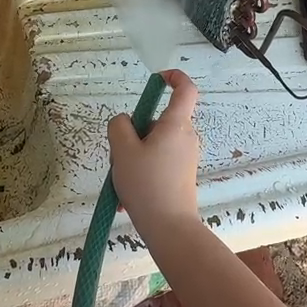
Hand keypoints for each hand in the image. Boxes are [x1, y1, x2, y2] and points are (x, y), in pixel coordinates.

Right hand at [108, 69, 200, 234]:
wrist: (170, 229)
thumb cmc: (147, 185)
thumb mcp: (122, 150)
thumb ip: (119, 126)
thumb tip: (125, 123)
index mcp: (176, 124)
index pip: (185, 89)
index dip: (173, 77)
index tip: (155, 80)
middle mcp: (186, 137)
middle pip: (157, 120)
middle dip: (133, 134)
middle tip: (119, 156)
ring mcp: (185, 157)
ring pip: (153, 144)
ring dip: (133, 158)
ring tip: (122, 182)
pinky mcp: (181, 175)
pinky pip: (157, 163)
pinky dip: (141, 173)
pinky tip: (128, 197)